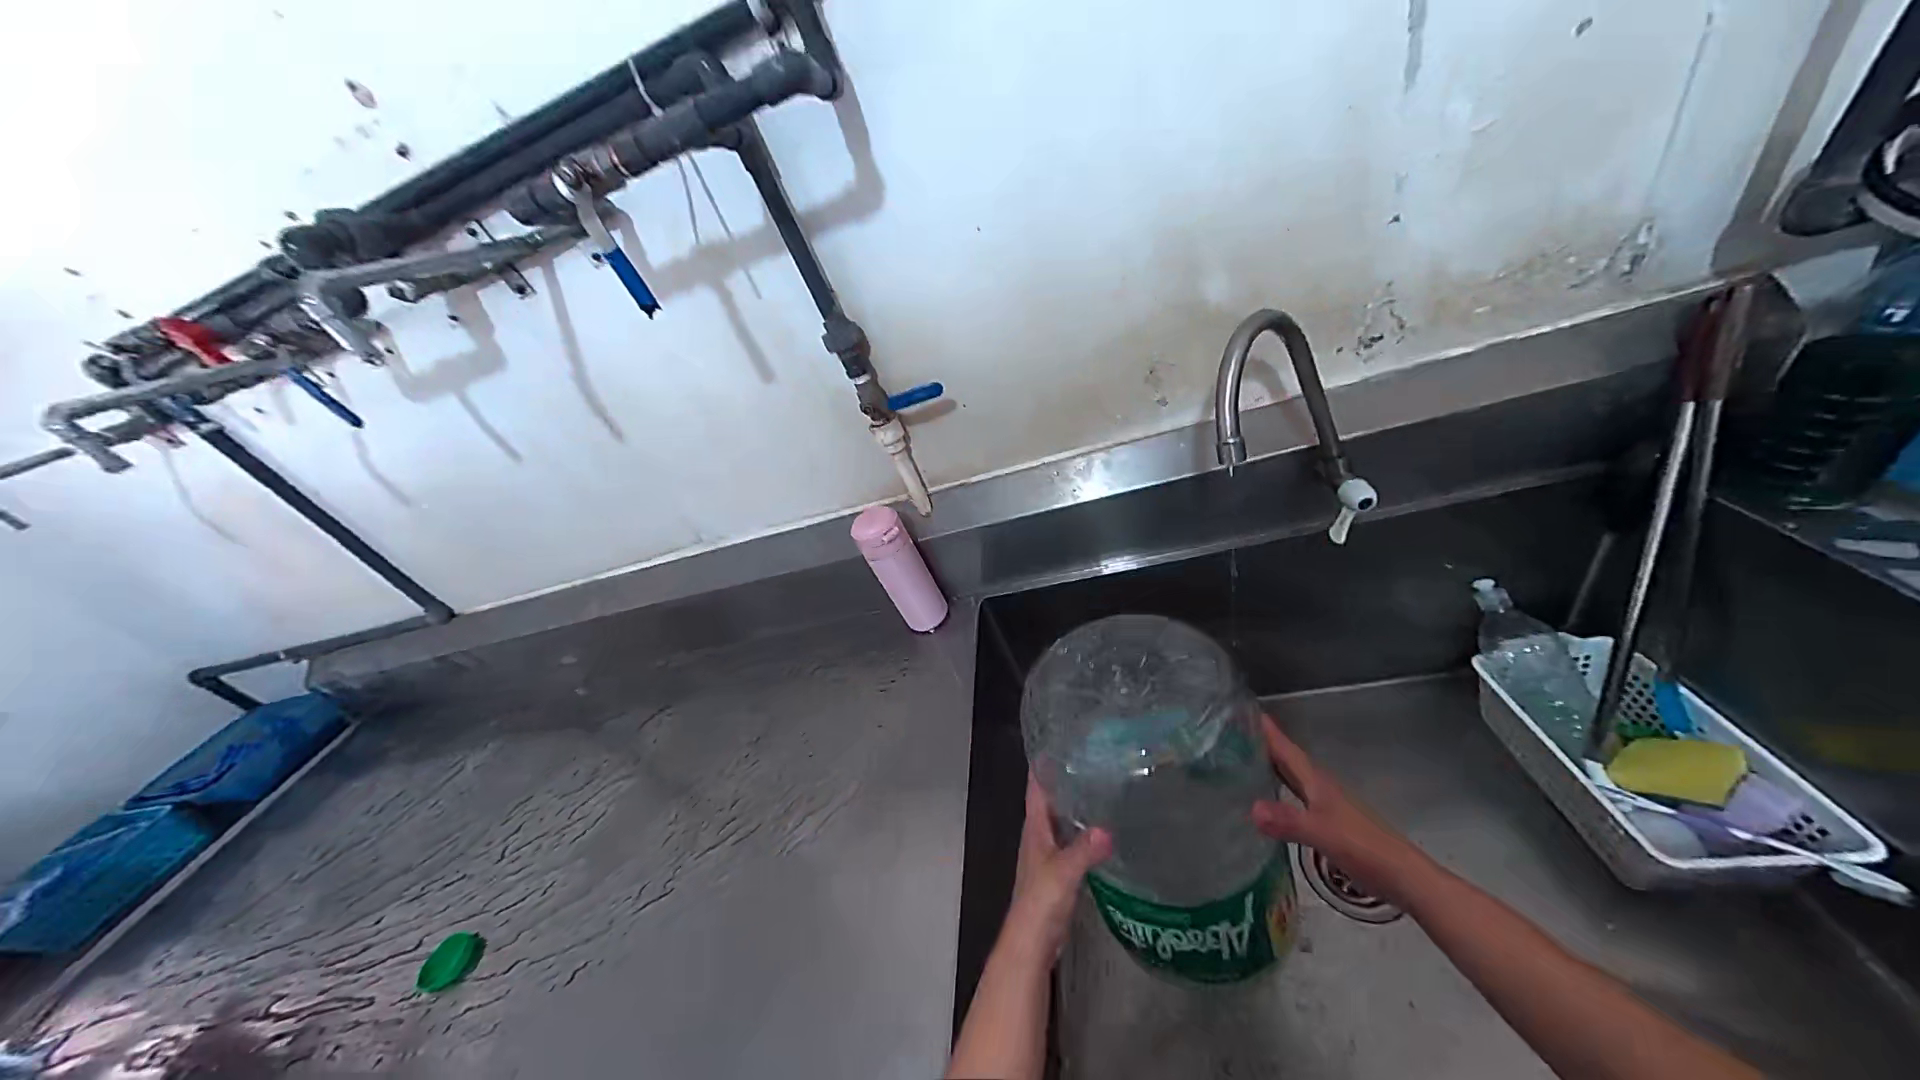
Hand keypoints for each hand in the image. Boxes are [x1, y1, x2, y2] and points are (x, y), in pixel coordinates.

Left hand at [1000, 774, 1111, 962]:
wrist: (1032, 943)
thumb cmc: (1040, 902)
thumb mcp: (1063, 872)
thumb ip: (1084, 851)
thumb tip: (1108, 829)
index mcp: (1034, 828)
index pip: (1036, 787)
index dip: (1044, 764)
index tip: (1062, 743)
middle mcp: (1038, 835)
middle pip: (1050, 801)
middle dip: (1066, 780)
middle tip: (1093, 760)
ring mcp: (1048, 854)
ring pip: (1061, 820)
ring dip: (1076, 806)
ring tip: (1103, 788)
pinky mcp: (1059, 872)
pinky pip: (1071, 842)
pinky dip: (1084, 832)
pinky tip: (1103, 831)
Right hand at [1249, 713, 1417, 903]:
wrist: (1405, 880)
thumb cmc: (1366, 849)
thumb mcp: (1323, 833)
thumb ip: (1289, 821)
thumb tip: (1252, 808)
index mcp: (1317, 783)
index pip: (1287, 750)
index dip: (1267, 731)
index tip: (1243, 713)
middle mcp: (1320, 789)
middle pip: (1288, 761)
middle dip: (1263, 745)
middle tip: (1232, 734)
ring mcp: (1326, 806)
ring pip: (1292, 778)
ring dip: (1270, 767)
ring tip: (1242, 762)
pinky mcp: (1329, 825)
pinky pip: (1296, 798)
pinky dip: (1279, 792)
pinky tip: (1267, 802)